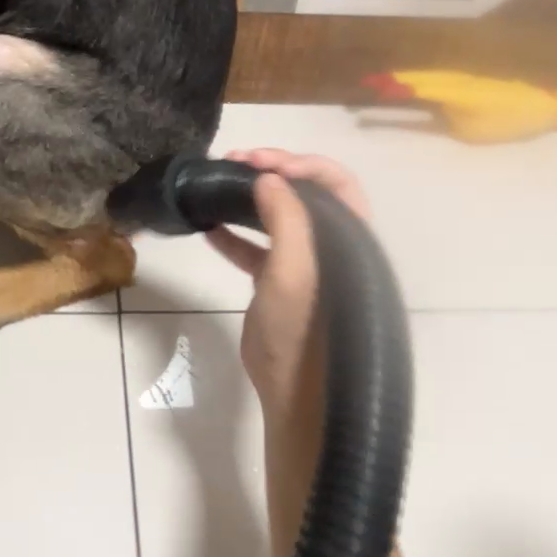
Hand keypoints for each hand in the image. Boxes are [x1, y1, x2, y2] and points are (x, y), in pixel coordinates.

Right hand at [204, 149, 370, 423]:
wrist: (297, 396)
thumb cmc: (301, 333)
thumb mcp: (292, 273)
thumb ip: (286, 220)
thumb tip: (269, 177)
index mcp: (348, 240)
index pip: (335, 183)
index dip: (300, 163)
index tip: (257, 160)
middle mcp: (332, 246)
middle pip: (306, 194)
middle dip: (272, 173)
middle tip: (235, 164)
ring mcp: (306, 266)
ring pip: (281, 217)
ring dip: (251, 198)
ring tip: (218, 185)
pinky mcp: (280, 285)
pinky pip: (259, 249)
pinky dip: (235, 235)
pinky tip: (208, 230)